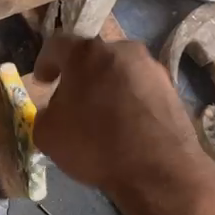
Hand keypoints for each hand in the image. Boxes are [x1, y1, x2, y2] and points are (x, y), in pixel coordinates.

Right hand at [32, 36, 205, 198]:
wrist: (157, 169)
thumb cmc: (94, 144)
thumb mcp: (47, 133)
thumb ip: (45, 113)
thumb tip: (56, 110)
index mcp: (86, 53)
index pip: (57, 45)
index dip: (45, 62)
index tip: (43, 81)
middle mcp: (122, 50)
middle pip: (93, 58)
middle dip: (80, 76)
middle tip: (72, 101)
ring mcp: (152, 68)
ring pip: (119, 72)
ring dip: (107, 88)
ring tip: (102, 117)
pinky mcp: (172, 89)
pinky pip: (140, 90)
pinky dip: (128, 101)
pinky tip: (125, 127)